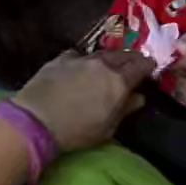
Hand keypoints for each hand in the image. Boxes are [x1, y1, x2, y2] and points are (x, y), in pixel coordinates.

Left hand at [12, 50, 152, 151]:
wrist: (36, 120)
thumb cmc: (76, 131)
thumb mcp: (107, 128)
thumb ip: (126, 109)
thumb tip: (139, 97)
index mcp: (119, 81)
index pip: (142, 65)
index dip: (148, 67)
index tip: (149, 71)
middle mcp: (102, 64)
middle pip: (124, 55)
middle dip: (131, 59)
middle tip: (132, 67)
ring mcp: (80, 59)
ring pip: (102, 53)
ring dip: (109, 59)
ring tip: (108, 67)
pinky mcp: (60, 59)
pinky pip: (79, 55)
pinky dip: (84, 60)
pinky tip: (80, 67)